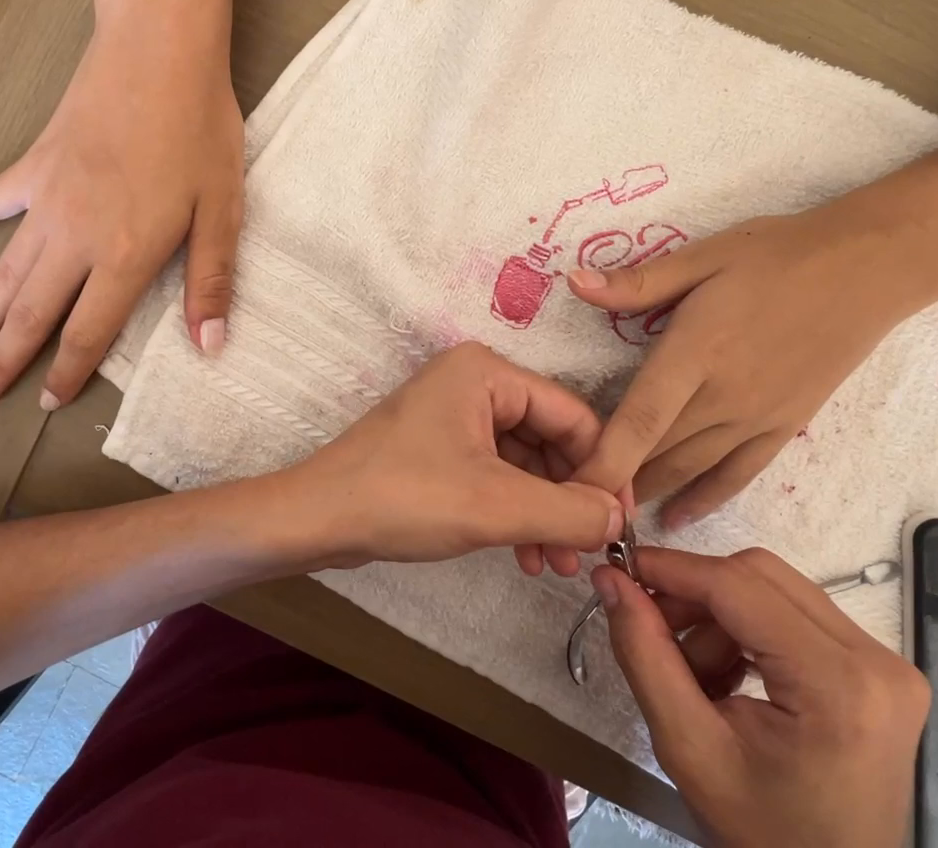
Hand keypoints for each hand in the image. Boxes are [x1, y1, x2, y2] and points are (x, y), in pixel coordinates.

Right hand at [0, 0, 243, 408]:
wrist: (156, 51)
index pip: (88, 332)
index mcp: (125, 257)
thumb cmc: (200, 131)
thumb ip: (211, 281)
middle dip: (5, 359)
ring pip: (3, 273)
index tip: (43, 403)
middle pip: (33, 312)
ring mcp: (45, 201)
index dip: (67, 372)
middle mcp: (75, 239)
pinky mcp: (32, 166)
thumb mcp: (223, 211)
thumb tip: (210, 346)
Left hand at [283, 343, 624, 568]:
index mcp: (487, 372)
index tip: (621, 523)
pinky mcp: (439, 448)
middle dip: (568, 499)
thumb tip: (619, 518)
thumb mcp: (496, 506)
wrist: (316, 519)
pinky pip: (496, 475)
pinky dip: (514, 512)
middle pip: (550, 439)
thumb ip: (568, 512)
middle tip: (587, 552)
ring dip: (543, 513)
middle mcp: (473, 382)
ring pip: (524, 463)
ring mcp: (454, 415)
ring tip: (556, 565)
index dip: (601, 470)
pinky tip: (525, 555)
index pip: (573, 415)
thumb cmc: (404, 498)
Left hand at [570, 206, 937, 524]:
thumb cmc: (777, 256)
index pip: (640, 420)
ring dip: (650, 495)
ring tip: (610, 516)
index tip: (571, 492)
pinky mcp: (784, 428)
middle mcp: (722, 397)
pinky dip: (705, 499)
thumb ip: (637, 282)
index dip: (604, 462)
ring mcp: (757, 419)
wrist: (870, 269)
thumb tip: (574, 282)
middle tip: (573, 505)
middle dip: (614, 485)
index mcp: (694, 354)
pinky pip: (738, 475)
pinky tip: (677, 517)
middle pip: (658, 453)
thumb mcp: (701, 257)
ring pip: (691, 470)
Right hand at [595, 547, 928, 847]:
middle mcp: (877, 659)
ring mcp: (886, 662)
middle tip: (650, 626)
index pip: (739, 587)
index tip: (616, 568)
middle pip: (760, 576)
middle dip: (694, 592)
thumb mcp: (688, 747)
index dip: (672, 569)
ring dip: (718, 615)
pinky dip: (746, 629)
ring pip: (775, 589)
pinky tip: (726, 674)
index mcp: (839, 684)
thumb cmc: (760, 829)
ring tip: (693, 673)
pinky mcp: (879, 668)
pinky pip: (795, 614)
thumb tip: (609, 579)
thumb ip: (645, 655)